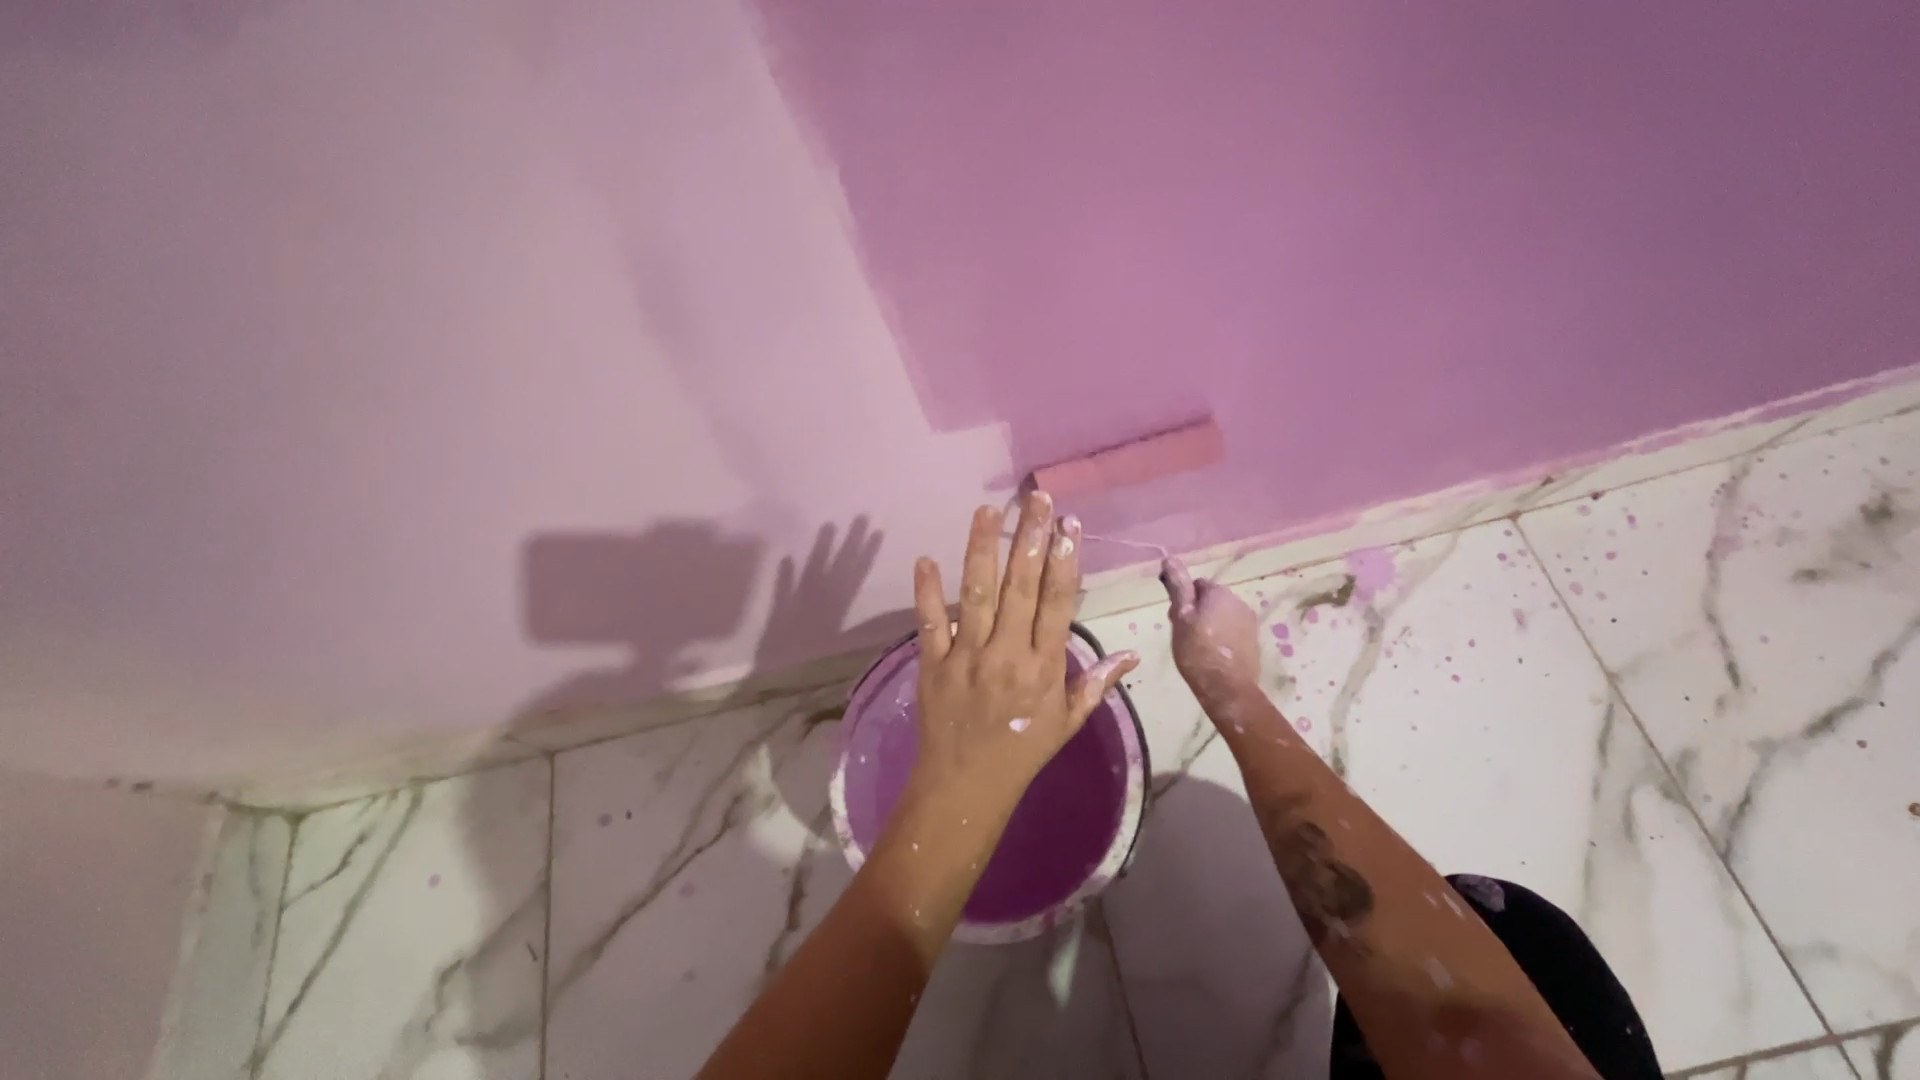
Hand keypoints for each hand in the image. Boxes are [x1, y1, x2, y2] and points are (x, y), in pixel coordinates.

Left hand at [908, 493, 1139, 813]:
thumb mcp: (1067, 722)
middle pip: (1020, 587)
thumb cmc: (1022, 752)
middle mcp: (1007, 654)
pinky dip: (926, 592)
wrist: (966, 786)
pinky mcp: (933, 663)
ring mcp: (967, 657)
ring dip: (982, 549)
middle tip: (1036, 498)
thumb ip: (1096, 684)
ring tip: (989, 510)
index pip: (1057, 603)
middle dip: (1029, 538)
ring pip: (976, 594)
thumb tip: (1132, 654)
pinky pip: (929, 623)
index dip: (1064, 561)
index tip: (1069, 525)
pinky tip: (926, 558)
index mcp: (1043, 667)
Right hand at [1162, 556, 1260, 695]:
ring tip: (1198, 646)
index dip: (1183, 600)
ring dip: (1210, 624)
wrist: (1227, 688)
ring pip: (1222, 615)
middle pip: (1211, 599)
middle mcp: (1239, 601)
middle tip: (1184, 634)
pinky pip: (1233, 631)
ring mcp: (1249, 622)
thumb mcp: (1180, 617)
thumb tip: (1170, 558)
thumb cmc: (1197, 650)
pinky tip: (1213, 654)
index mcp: (1220, 593)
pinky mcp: (1254, 641)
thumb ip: (1178, 587)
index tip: (1175, 619)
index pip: (1196, 584)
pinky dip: (1222, 637)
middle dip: (1197, 612)